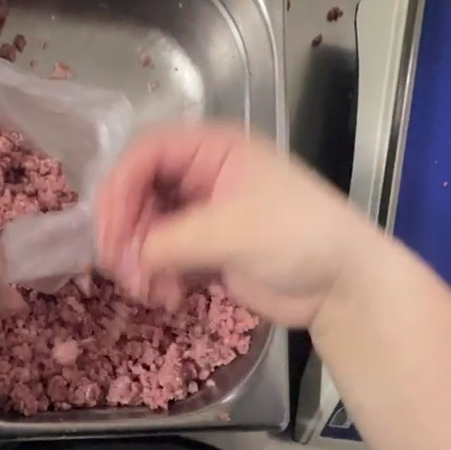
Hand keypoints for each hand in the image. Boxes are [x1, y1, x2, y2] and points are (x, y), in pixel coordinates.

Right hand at [92, 126, 392, 328]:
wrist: (341, 286)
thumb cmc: (299, 238)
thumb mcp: (233, 231)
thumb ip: (172, 240)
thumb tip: (128, 258)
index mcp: (213, 150)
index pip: (146, 155)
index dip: (119, 190)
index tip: (109, 233)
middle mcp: (203, 177)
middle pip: (139, 194)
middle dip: (127, 234)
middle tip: (123, 271)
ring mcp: (203, 216)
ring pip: (147, 231)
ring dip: (140, 263)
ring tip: (151, 293)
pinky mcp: (206, 253)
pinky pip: (163, 260)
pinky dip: (158, 280)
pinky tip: (170, 299)